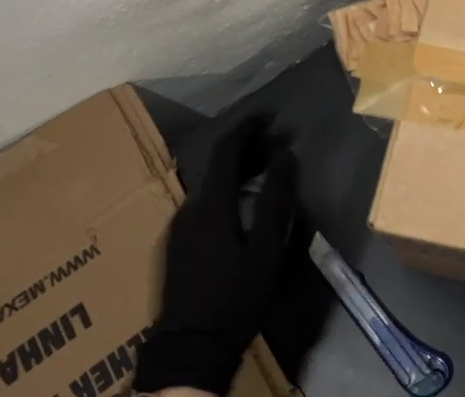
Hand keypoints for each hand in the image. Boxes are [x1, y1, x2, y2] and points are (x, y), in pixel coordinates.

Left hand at [133, 119, 296, 396]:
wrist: (190, 349)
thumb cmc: (235, 298)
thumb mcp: (265, 250)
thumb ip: (276, 200)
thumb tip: (286, 155)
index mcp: (211, 206)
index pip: (226, 150)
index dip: (249, 127)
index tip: (272, 115)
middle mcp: (189, 208)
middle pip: (219, 165)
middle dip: (251, 148)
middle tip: (281, 142)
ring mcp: (179, 227)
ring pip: (213, 184)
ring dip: (241, 170)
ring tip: (269, 168)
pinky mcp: (178, 244)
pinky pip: (206, 202)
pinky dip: (230, 189)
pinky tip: (246, 201)